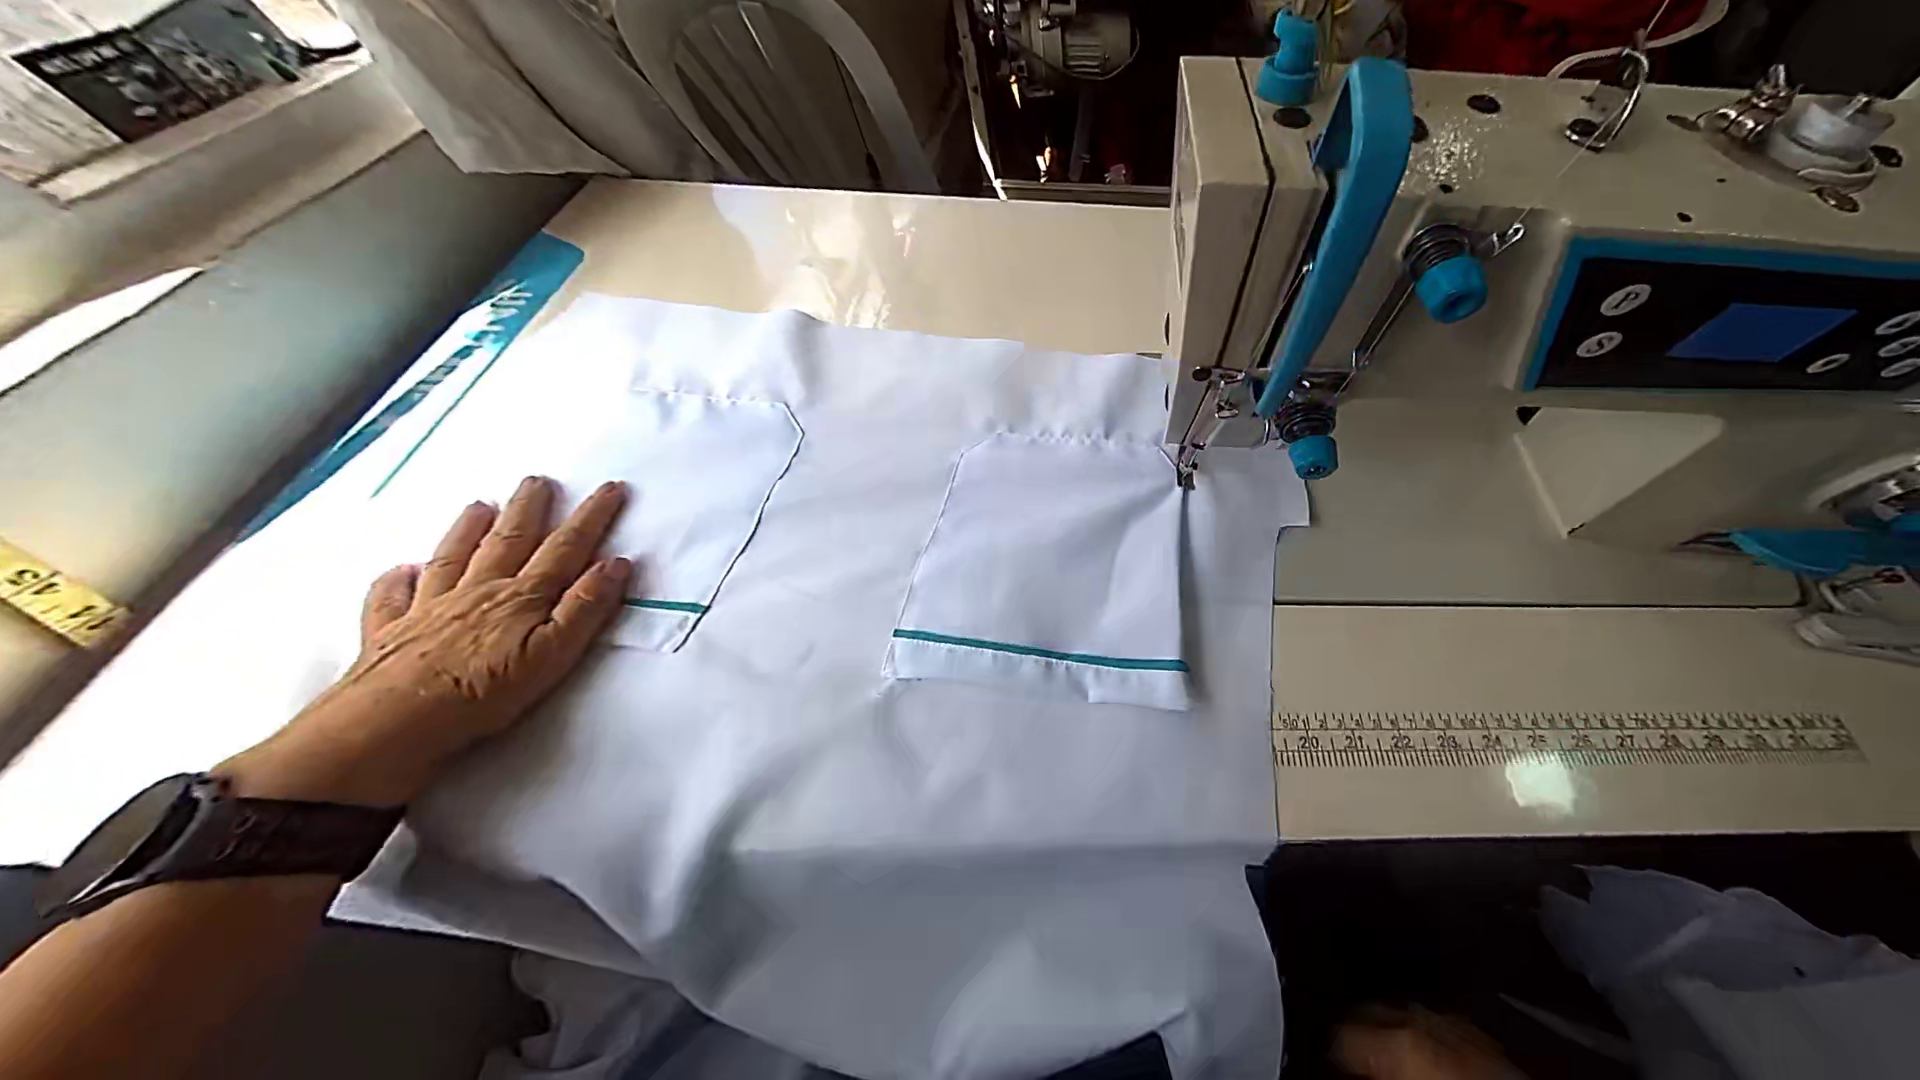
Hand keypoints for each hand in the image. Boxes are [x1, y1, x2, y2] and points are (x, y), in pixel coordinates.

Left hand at [218, 477, 632, 807]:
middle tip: (538, 480)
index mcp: (522, 596)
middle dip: (529, 507)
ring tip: (480, 505)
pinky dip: (397, 579)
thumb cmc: (486, 693)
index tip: (611, 488)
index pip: (566, 547)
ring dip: (469, 528)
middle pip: (510, 539)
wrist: (393, 724)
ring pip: (454, 556)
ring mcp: (430, 607)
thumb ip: (586, 607)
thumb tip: (615, 563)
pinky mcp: (391, 631)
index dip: (592, 516)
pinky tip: (400, 570)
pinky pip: (392, 597)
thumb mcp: (555, 654)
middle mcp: (479, 590)